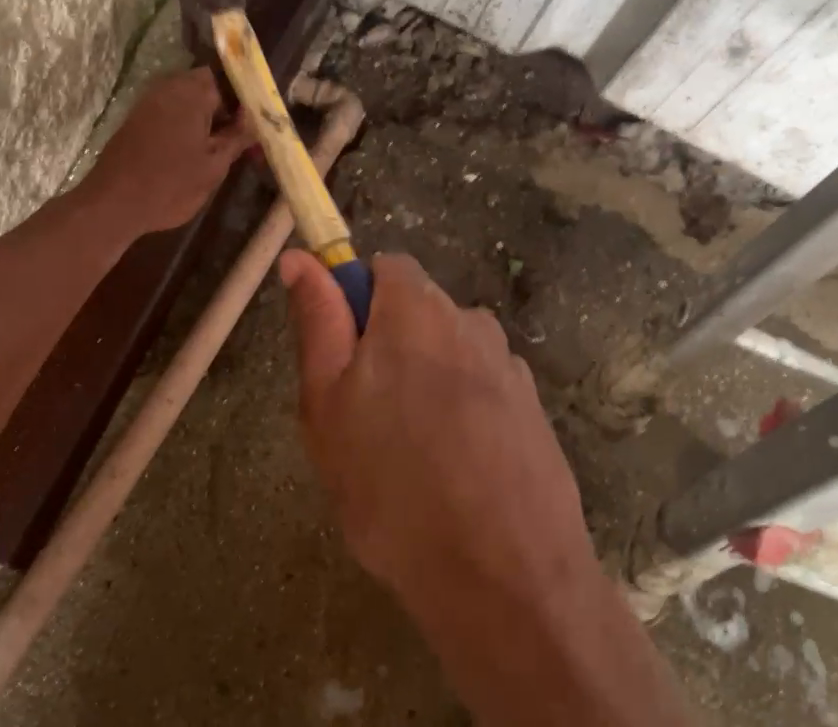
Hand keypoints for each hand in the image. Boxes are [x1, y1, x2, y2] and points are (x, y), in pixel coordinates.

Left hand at [83, 67, 250, 235]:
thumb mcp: (214, 165)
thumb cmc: (170, 185)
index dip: (248, 102)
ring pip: (189, 102)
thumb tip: (256, 120)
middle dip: (227, 111)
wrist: (113, 204)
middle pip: (208, 88)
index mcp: (192, 91)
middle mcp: (169, 87)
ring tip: (221, 152)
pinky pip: (171, 113)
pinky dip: (186, 127)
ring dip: (206, 121)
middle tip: (243, 143)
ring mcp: (149, 102)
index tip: (259, 127)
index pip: (231, 80)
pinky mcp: (137, 119)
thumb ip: (238, 137)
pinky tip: (194, 153)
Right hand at [279, 251, 593, 614]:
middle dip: (387, 349)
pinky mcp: (536, 415)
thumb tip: (301, 258)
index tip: (340, 355)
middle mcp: (472, 324)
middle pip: (417, 313)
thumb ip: (318, 322)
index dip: (354, 299)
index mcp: (418, 311)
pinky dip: (463, 418)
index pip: (383, 266)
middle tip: (362, 420)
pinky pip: (482, 395)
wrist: (506, 580)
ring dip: (425, 385)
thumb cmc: (393, 487)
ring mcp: (511, 371)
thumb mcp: (328, 404)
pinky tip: (454, 476)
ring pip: (449, 357)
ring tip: (408, 459)